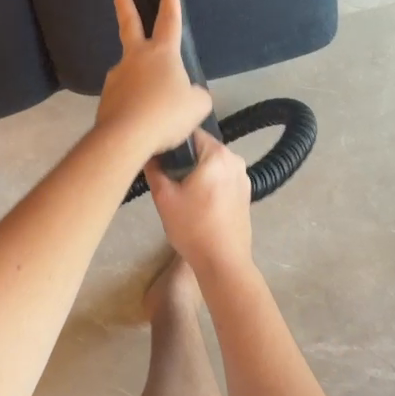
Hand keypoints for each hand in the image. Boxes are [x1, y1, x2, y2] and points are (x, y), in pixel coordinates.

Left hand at [95, 0, 213, 158]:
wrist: (127, 137)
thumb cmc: (167, 115)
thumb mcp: (197, 105)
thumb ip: (196, 95)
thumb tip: (190, 94)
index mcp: (161, 53)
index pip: (170, 20)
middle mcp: (135, 58)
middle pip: (130, 25)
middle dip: (124, 4)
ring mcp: (117, 76)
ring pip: (131, 72)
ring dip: (140, 83)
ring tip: (154, 110)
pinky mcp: (107, 97)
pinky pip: (125, 97)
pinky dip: (134, 105)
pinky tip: (142, 123)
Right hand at [145, 130, 252, 279]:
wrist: (223, 262)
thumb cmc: (192, 227)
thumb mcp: (164, 197)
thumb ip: (154, 169)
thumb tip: (149, 155)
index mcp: (217, 155)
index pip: (189, 133)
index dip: (171, 140)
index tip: (157, 153)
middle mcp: (234, 160)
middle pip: (201, 148)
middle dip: (183, 157)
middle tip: (164, 174)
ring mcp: (243, 177)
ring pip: (211, 164)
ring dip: (195, 170)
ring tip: (178, 189)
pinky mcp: (245, 193)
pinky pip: (221, 177)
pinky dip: (207, 182)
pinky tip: (196, 200)